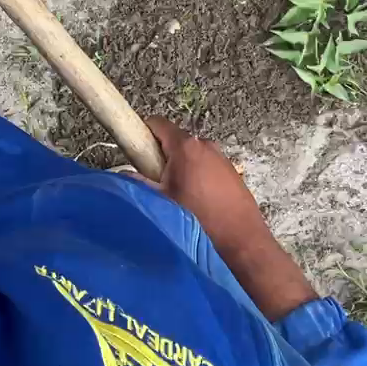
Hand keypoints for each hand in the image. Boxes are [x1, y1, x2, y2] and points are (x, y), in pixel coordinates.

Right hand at [146, 116, 317, 320]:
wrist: (243, 242)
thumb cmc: (199, 219)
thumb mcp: (161, 202)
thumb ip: (139, 183)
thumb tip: (123, 174)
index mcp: (185, 146)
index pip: (157, 123)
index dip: (143, 133)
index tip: (136, 152)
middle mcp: (205, 143)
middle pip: (174, 140)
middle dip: (162, 156)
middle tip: (157, 181)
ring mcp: (221, 157)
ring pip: (191, 154)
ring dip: (181, 168)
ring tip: (179, 196)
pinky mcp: (232, 171)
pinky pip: (207, 166)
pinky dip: (198, 176)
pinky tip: (199, 202)